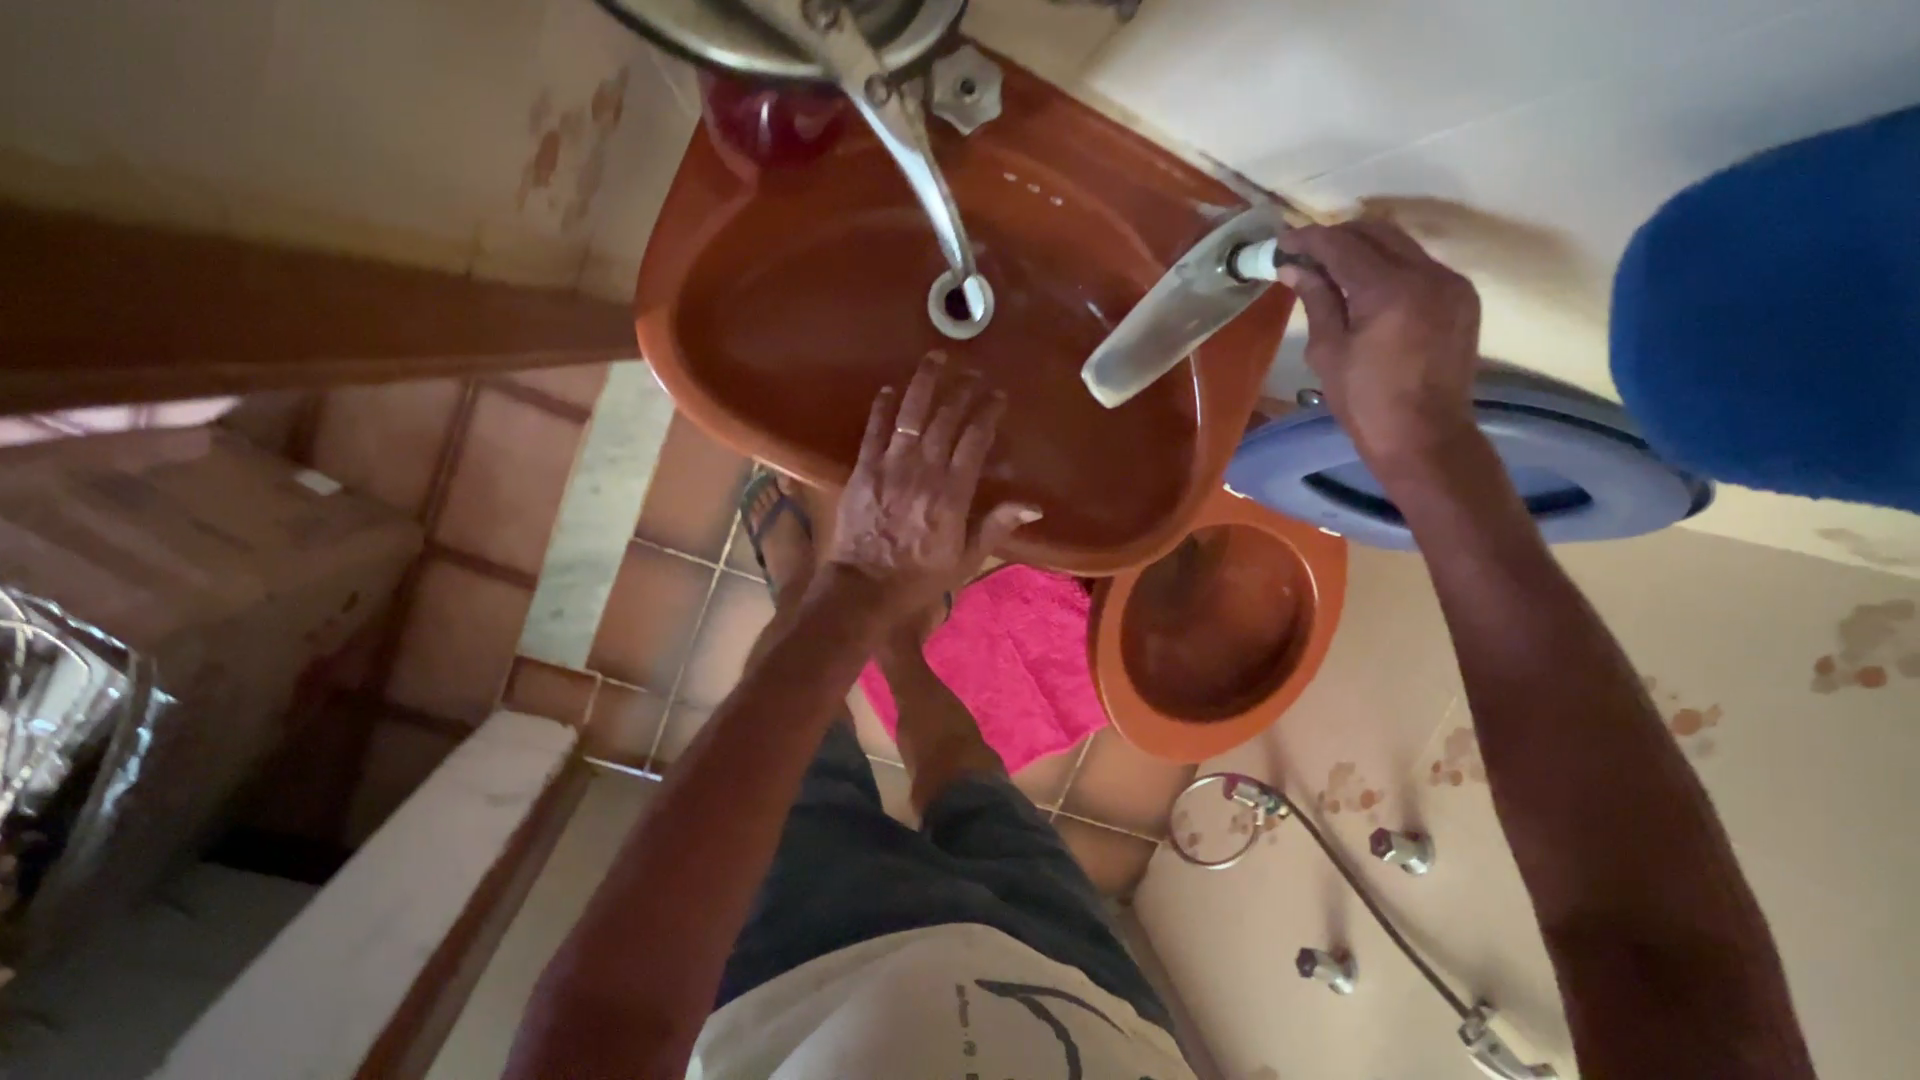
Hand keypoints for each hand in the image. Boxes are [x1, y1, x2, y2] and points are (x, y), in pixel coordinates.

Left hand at [826, 354, 1040, 623]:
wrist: (864, 589)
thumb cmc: (920, 578)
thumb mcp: (966, 559)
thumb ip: (996, 525)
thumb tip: (1033, 505)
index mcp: (953, 493)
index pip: (975, 440)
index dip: (987, 413)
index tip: (998, 396)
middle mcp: (924, 471)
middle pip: (945, 419)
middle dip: (961, 391)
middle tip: (972, 373)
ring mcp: (890, 467)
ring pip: (910, 414)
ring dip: (924, 383)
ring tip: (935, 359)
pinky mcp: (863, 470)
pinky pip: (874, 430)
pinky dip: (883, 407)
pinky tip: (891, 389)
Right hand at [1276, 221, 1483, 480]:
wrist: (1425, 438)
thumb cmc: (1365, 403)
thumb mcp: (1328, 352)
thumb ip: (1317, 300)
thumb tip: (1295, 267)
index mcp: (1389, 290)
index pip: (1342, 245)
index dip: (1309, 240)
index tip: (1283, 242)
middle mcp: (1427, 274)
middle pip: (1377, 233)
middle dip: (1338, 237)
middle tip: (1306, 254)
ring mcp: (1451, 284)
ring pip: (1402, 245)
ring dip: (1365, 249)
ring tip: (1334, 269)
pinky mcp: (1462, 298)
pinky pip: (1421, 266)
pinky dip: (1390, 266)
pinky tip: (1369, 289)